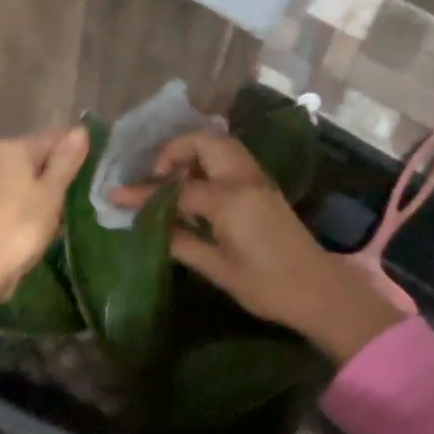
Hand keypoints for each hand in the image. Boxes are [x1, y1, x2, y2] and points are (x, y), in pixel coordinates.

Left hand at [0, 126, 90, 297]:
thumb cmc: (21, 227)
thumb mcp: (51, 192)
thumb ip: (66, 160)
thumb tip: (80, 130)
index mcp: (11, 149)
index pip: (53, 138)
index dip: (76, 152)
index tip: (95, 171)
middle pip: (37, 159)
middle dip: (60, 174)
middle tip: (83, 194)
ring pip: (26, 181)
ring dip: (46, 193)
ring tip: (67, 211)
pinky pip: (15, 199)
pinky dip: (30, 206)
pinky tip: (43, 223)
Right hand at [111, 129, 405, 364]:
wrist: (317, 291)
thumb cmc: (266, 286)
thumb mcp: (217, 269)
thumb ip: (181, 242)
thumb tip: (149, 227)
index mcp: (230, 199)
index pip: (176, 189)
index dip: (143, 193)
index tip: (115, 197)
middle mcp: (244, 179)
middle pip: (204, 142)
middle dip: (173, 151)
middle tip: (153, 178)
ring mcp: (258, 181)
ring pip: (221, 147)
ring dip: (192, 155)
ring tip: (170, 184)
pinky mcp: (264, 189)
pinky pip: (231, 162)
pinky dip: (207, 166)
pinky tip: (193, 193)